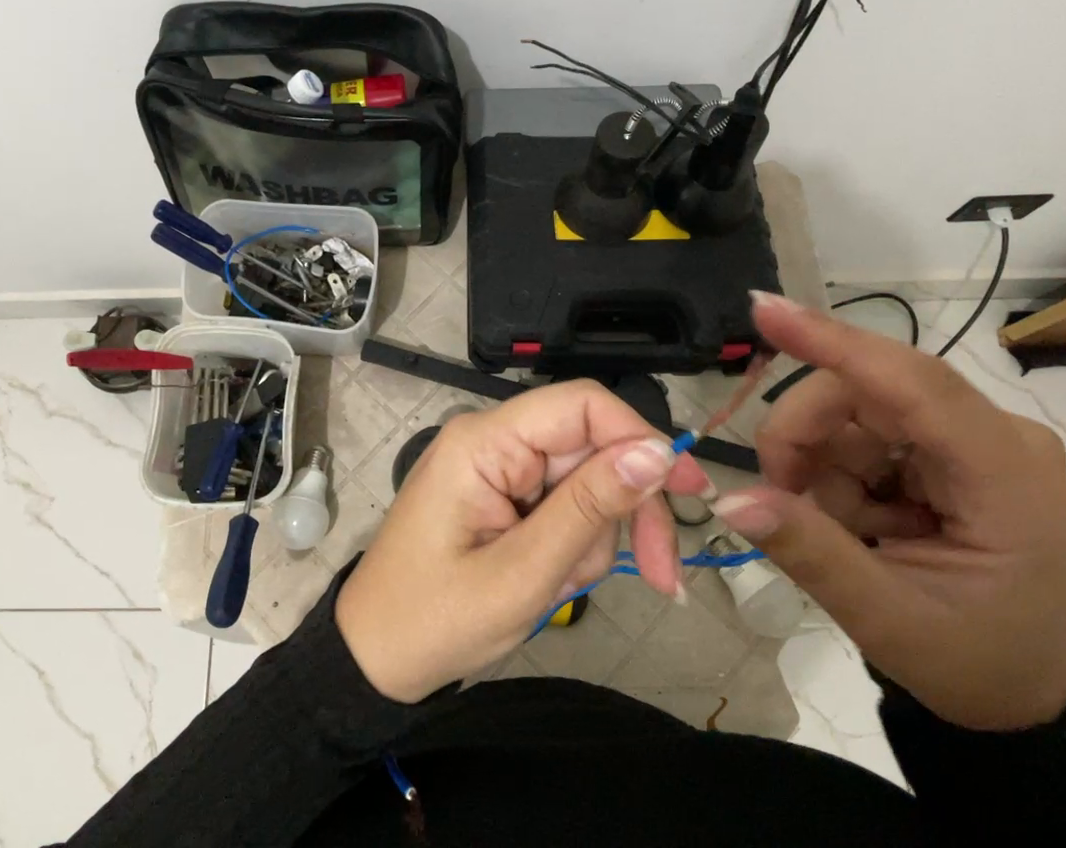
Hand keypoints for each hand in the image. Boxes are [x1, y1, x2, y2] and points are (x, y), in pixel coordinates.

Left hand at [335, 380, 710, 702]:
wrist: (375, 661)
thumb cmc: (434, 623)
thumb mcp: (522, 573)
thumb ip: (590, 508)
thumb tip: (657, 451)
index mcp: (483, 442)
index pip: (583, 404)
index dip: (642, 437)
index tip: (690, 492)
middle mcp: (492, 442)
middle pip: (593, 448)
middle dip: (626, 513)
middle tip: (661, 579)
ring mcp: (497, 470)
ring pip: (587, 484)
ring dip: (594, 540)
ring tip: (558, 586)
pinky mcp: (503, 497)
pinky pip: (564, 508)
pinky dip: (573, 548)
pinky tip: (549, 581)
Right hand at [713, 292, 1065, 730]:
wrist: (1016, 695)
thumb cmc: (966, 662)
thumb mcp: (883, 618)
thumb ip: (808, 551)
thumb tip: (727, 499)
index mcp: (1012, 483)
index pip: (918, 387)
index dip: (837, 344)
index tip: (764, 309)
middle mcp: (1005, 442)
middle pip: (871, 393)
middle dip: (807, 438)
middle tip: (778, 497)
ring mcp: (981, 442)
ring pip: (859, 409)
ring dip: (821, 462)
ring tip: (837, 529)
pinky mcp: (957, 449)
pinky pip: (868, 430)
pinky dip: (839, 470)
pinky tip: (857, 520)